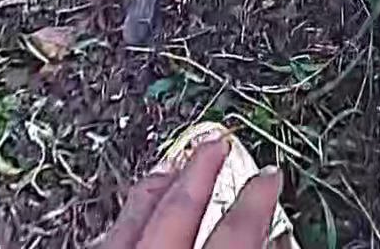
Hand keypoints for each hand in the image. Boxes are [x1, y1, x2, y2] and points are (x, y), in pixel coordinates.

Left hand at [95, 138, 282, 248]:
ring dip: (155, 188)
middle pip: (178, 209)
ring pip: (132, 217)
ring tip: (170, 163)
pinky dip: (120, 222)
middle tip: (218, 140)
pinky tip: (124, 217)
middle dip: (201, 170)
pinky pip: (100, 242)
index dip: (257, 201)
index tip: (271, 174)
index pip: (235, 233)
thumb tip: (278, 239)